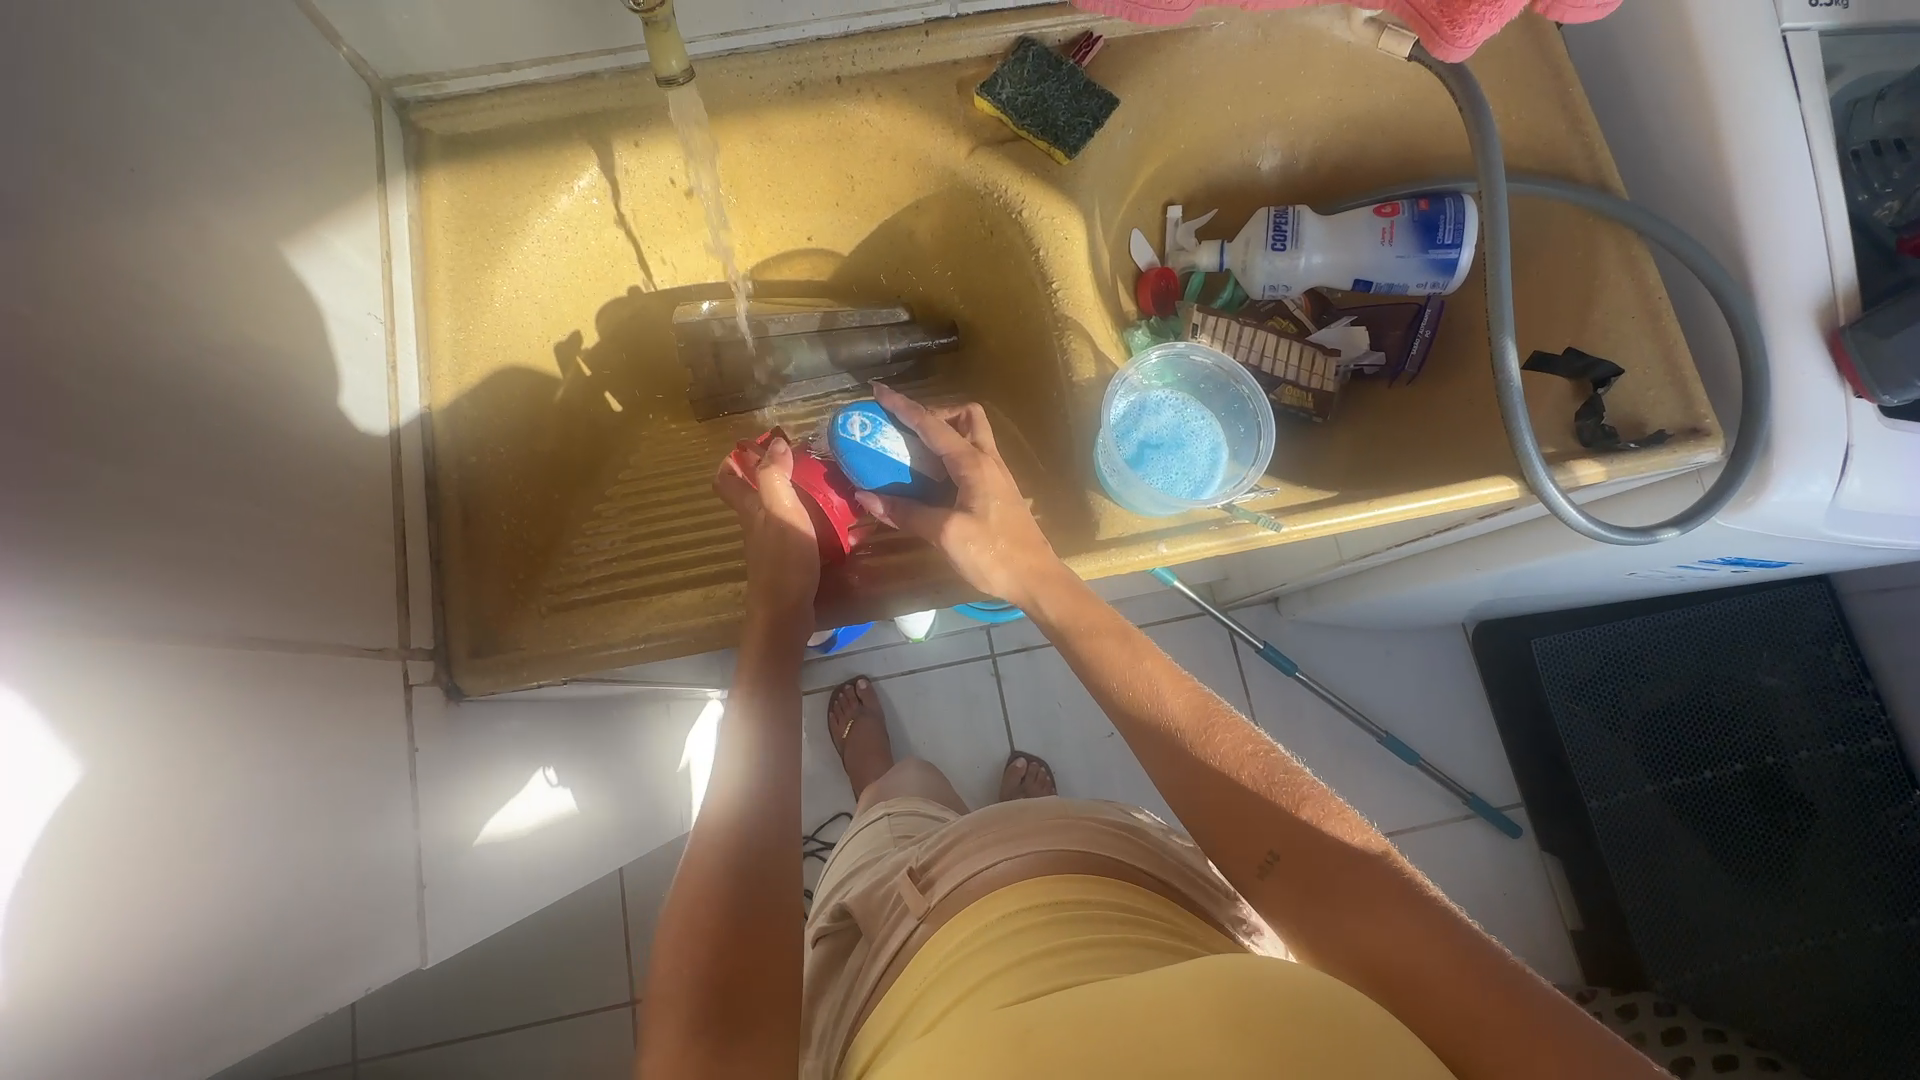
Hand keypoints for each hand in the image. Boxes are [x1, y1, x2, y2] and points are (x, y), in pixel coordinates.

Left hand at [714, 436, 819, 618]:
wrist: (787, 613)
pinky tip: (844, 522)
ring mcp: (775, 545)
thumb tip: (774, 442)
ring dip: (803, 497)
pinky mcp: (792, 561)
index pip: (726, 479)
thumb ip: (774, 476)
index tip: (758, 444)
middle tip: (806, 460)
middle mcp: (758, 525)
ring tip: (833, 485)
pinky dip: (820, 524)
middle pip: (758, 494)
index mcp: (750, 509)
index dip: (734, 460)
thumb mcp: (780, 511)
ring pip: (783, 513)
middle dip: (776, 474)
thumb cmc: (783, 560)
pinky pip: (804, 533)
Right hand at [856, 383, 1065, 609]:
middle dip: (935, 413)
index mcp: (973, 463)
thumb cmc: (993, 555)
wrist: (1036, 579)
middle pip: (965, 417)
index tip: (878, 390)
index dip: (903, 406)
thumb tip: (866, 497)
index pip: (932, 425)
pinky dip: (950, 459)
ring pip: (971, 437)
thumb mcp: (946, 534)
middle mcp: (988, 461)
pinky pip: (971, 460)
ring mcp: (996, 476)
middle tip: (908, 431)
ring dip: (944, 435)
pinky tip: (933, 482)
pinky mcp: (997, 493)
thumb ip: (907, 513)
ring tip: (914, 454)